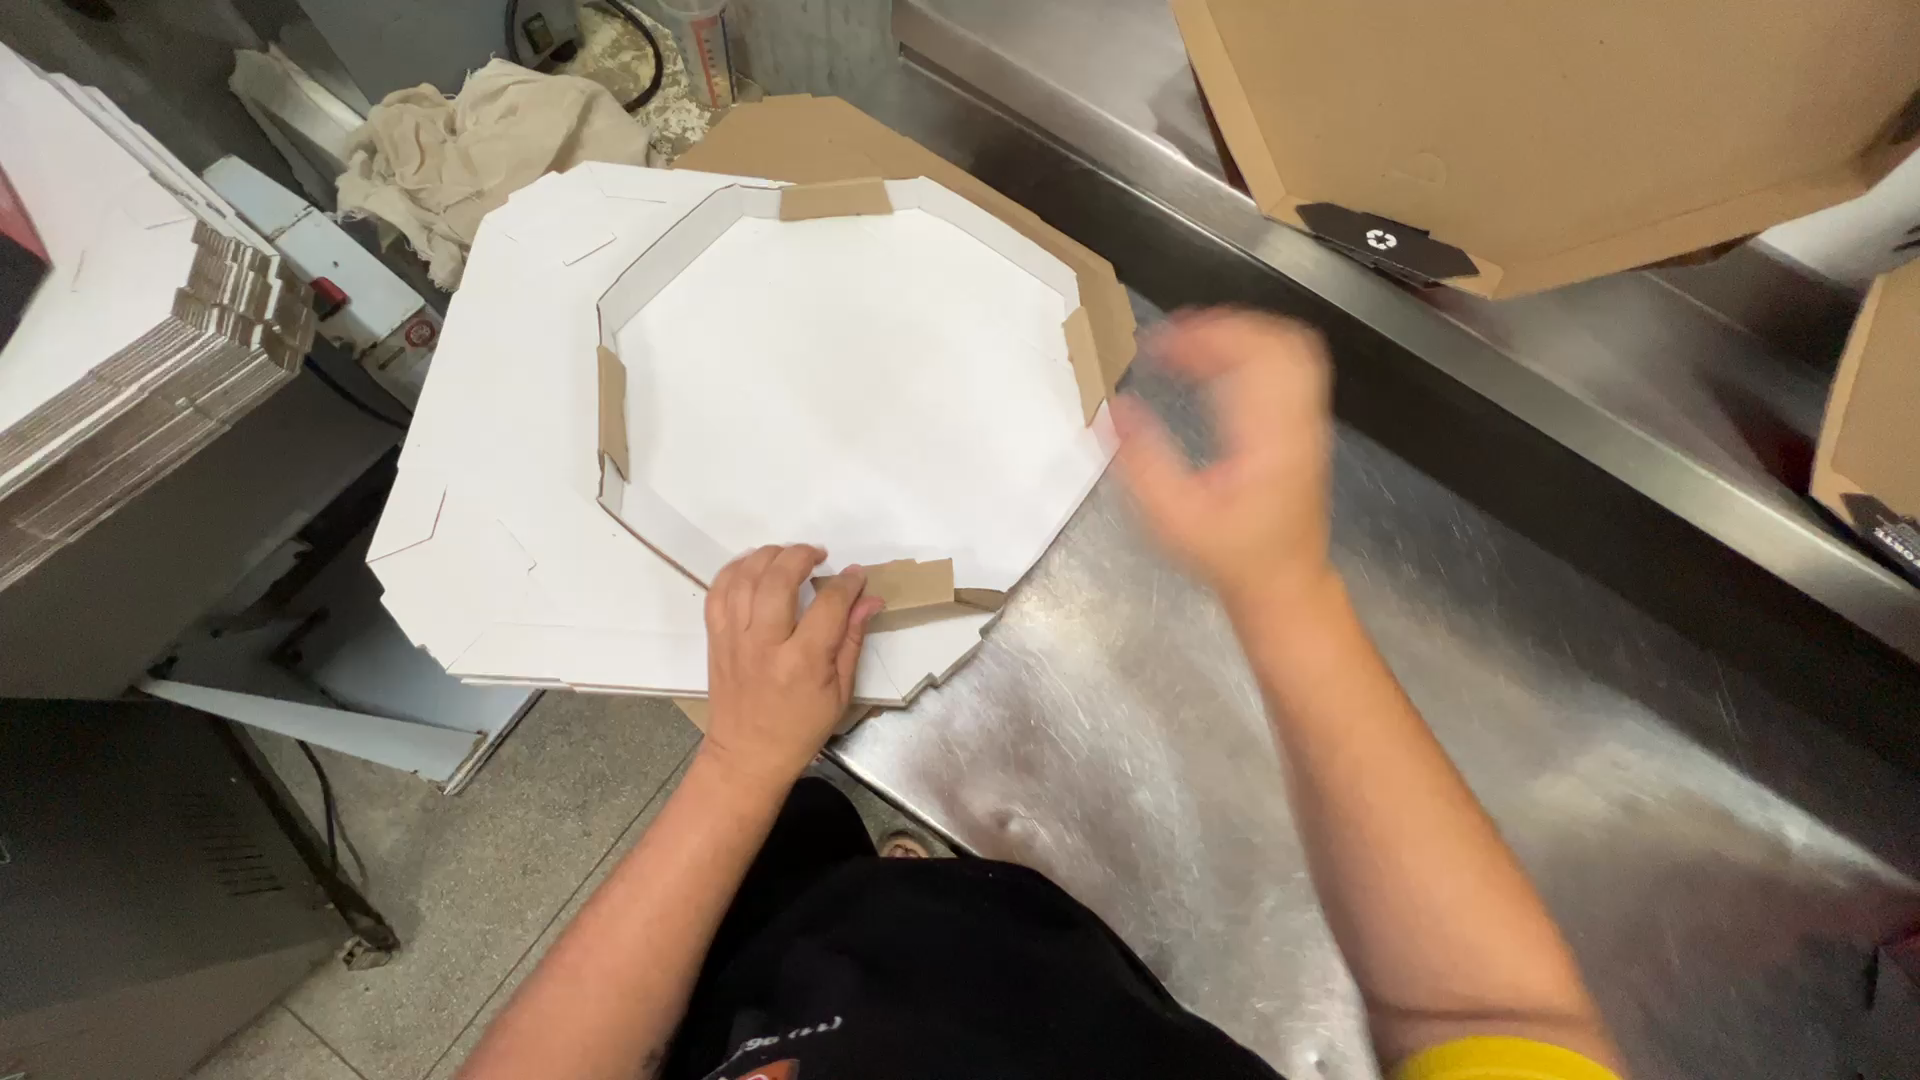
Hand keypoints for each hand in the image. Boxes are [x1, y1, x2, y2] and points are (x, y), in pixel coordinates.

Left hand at [701, 545, 884, 786]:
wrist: (747, 755)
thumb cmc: (801, 728)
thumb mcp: (840, 691)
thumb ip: (852, 639)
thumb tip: (870, 599)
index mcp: (802, 662)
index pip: (828, 605)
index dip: (847, 583)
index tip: (856, 576)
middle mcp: (764, 645)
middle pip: (778, 580)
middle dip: (801, 556)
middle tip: (818, 555)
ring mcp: (734, 639)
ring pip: (744, 578)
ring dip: (768, 556)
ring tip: (788, 555)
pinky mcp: (715, 638)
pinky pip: (717, 592)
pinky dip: (735, 570)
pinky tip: (754, 565)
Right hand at [1114, 309, 1337, 626]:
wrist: (1282, 581)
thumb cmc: (1228, 555)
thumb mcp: (1173, 520)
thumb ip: (1141, 464)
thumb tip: (1114, 411)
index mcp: (1269, 440)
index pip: (1253, 359)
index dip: (1204, 337)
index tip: (1158, 346)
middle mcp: (1297, 422)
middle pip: (1280, 341)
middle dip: (1223, 325)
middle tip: (1173, 337)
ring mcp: (1307, 421)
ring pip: (1290, 348)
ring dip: (1239, 334)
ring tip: (1191, 344)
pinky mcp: (1303, 426)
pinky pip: (1287, 367)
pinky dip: (1251, 351)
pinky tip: (1215, 367)